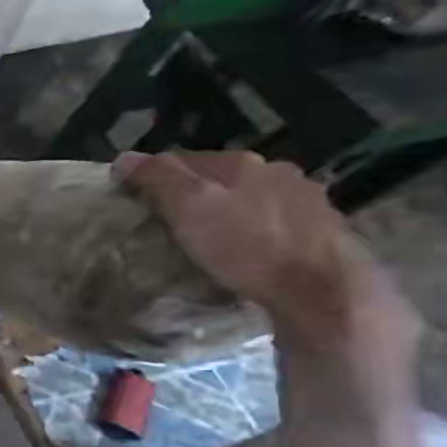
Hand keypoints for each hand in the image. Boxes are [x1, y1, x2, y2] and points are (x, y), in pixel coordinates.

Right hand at [114, 151, 418, 355]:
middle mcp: (274, 170)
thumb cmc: (246, 247)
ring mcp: (303, 198)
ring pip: (249, 197)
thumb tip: (123, 158)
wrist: (321, 289)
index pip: (182, 158)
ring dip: (228, 211)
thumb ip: (157, 180)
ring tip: (208, 240)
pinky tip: (248, 252)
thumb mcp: (189, 210)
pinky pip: (274, 222)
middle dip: (193, 194)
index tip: (133, 201)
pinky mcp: (322, 228)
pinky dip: (255, 231)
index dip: (154, 177)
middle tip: (167, 224)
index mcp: (239, 162)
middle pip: (219, 177)